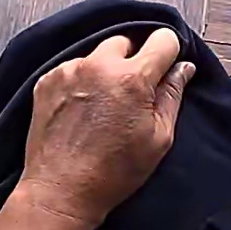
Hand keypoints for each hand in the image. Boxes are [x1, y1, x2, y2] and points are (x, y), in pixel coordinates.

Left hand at [16, 27, 195, 228]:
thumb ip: (172, 96)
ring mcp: (69, 70)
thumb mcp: (159, 138)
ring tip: (103, 107)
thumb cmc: (115, 171)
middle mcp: (99, 65)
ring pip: (98, 55)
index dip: (168, 54)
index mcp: (132, 78)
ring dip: (106, 71)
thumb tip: (183, 68)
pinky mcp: (47, 80)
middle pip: (127, 42)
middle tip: (132, 96)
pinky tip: (82, 112)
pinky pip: (74, 68)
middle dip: (134, 62)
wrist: (62, 190)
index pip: (162, 39)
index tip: (164, 71)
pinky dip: (82, 82)